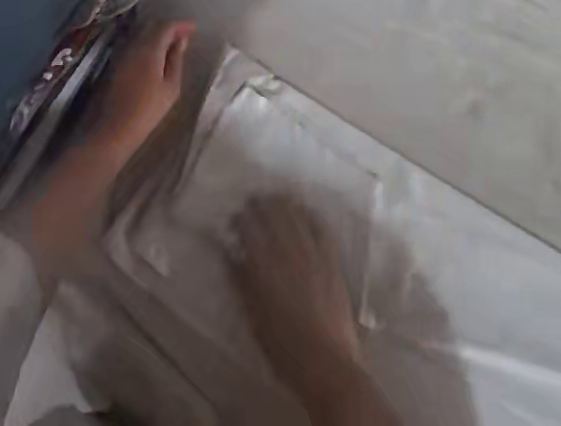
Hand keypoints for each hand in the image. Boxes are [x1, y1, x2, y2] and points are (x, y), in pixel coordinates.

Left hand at [91, 19, 192, 156]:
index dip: (181, 25)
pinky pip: (136, 45)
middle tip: (185, 36)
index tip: (193, 28)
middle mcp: (134, 46)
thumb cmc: (148, 110)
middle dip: (170, 28)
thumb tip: (181, 40)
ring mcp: (123, 54)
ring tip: (173, 46)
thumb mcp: (171, 87)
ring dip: (158, 36)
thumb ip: (176, 60)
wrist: (115, 128)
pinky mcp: (117, 63)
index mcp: (149, 49)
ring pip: (143, 35)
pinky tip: (157, 56)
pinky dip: (149, 45)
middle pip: (153, 27)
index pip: (166, 26)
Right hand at [229, 195, 362, 398]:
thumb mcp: (254, 316)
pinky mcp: (332, 262)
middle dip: (261, 204)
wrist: (327, 364)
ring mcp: (313, 256)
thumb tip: (228, 252)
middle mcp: (288, 254)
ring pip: (297, 218)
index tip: (234, 215)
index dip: (240, 218)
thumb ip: (241, 281)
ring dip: (285, 204)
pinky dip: (312, 216)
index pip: (249, 229)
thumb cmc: (283, 347)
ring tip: (277, 195)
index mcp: (264, 268)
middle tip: (254, 199)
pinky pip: (322, 230)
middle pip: (273, 217)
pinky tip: (306, 209)